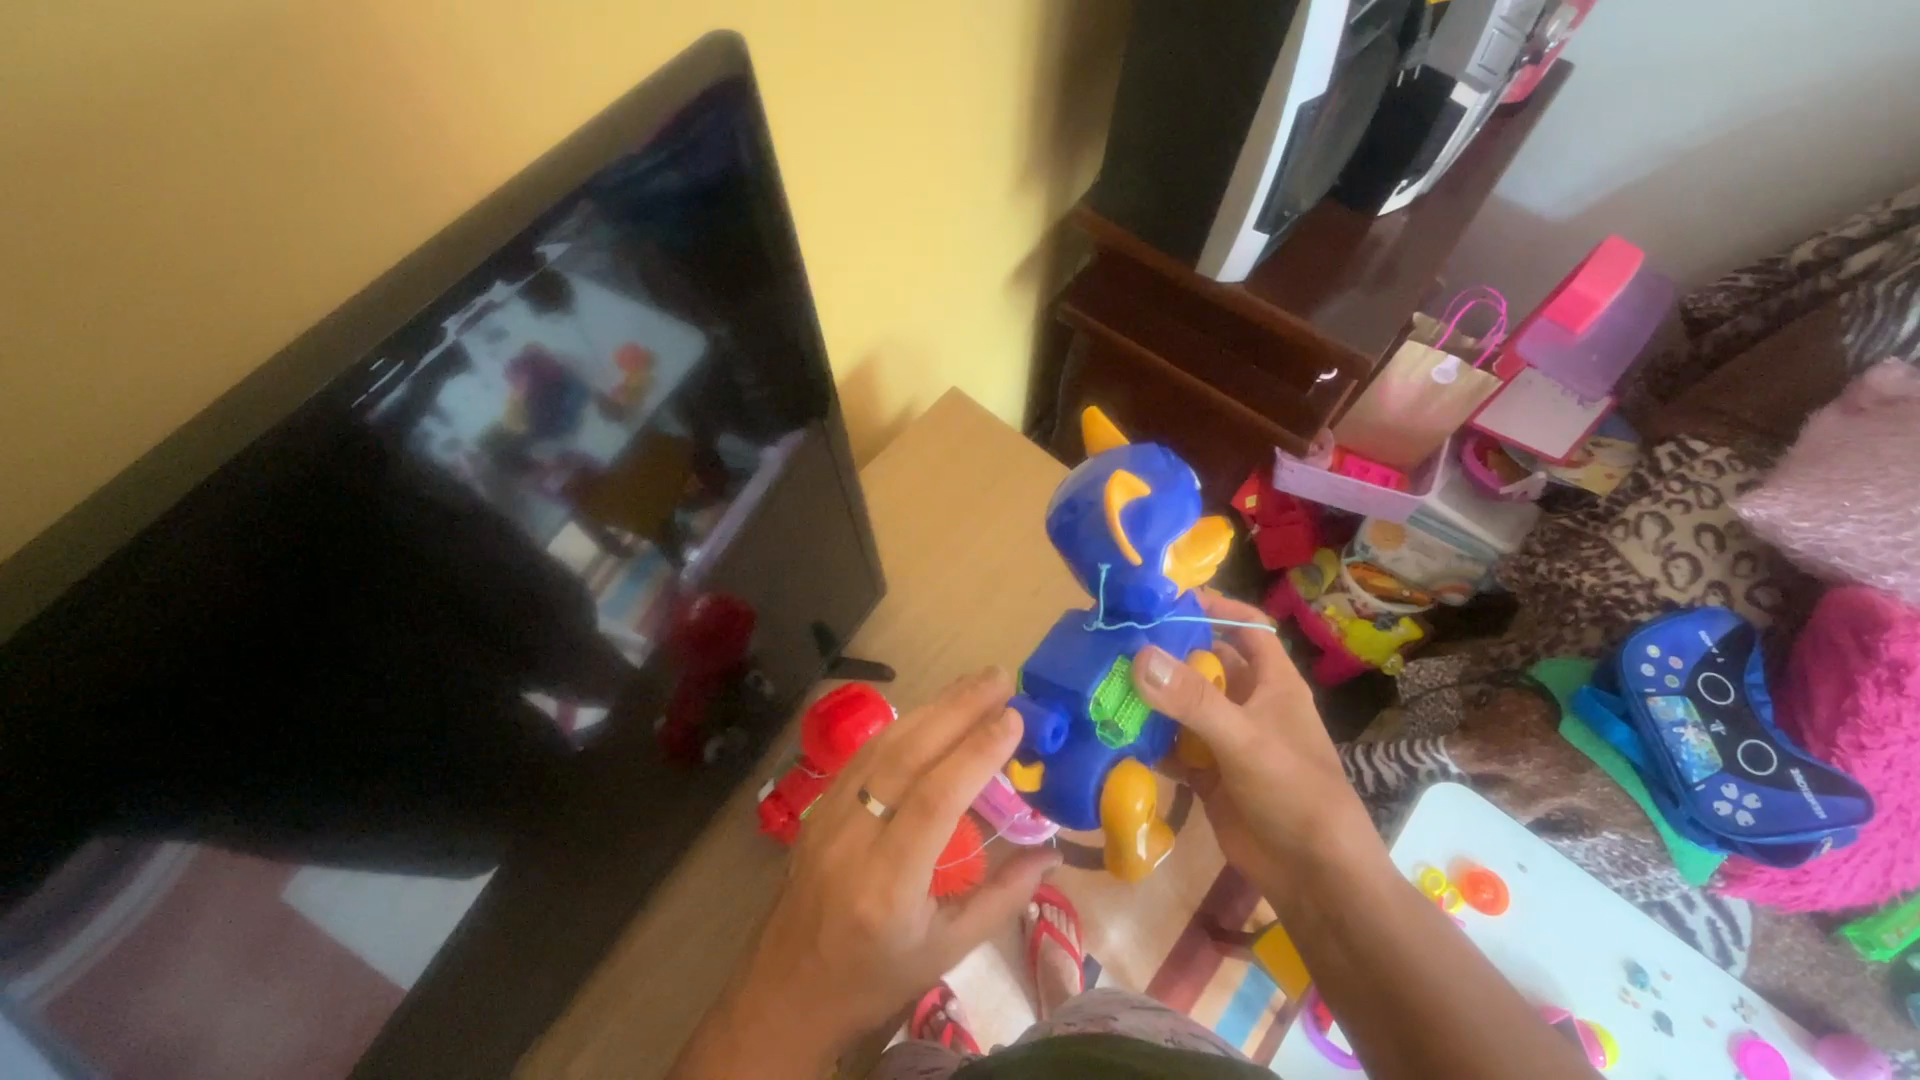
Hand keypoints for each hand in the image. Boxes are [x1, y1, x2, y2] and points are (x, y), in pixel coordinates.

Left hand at [672, 668, 1059, 1078]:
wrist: (786, 992)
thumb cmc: (874, 977)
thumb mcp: (946, 952)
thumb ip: (1003, 898)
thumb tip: (1052, 852)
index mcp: (887, 885)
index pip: (934, 799)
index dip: (976, 753)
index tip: (1014, 718)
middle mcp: (851, 840)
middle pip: (906, 756)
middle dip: (956, 709)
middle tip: (1000, 677)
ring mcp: (826, 818)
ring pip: (881, 746)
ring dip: (931, 708)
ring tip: (975, 683)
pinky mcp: (817, 810)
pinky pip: (863, 756)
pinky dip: (903, 727)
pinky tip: (931, 711)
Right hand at [1131, 592, 1376, 894]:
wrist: (1313, 874)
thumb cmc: (1293, 791)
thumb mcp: (1244, 739)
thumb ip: (1192, 699)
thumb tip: (1139, 655)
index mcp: (1272, 683)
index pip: (1247, 628)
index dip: (1215, 608)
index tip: (1167, 600)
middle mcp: (1249, 704)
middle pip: (1205, 664)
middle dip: (1167, 653)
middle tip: (1117, 640)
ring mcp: (1227, 740)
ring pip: (1184, 706)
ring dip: (1151, 697)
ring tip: (1104, 682)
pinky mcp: (1209, 775)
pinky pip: (1173, 747)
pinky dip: (1148, 741)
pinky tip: (1114, 734)